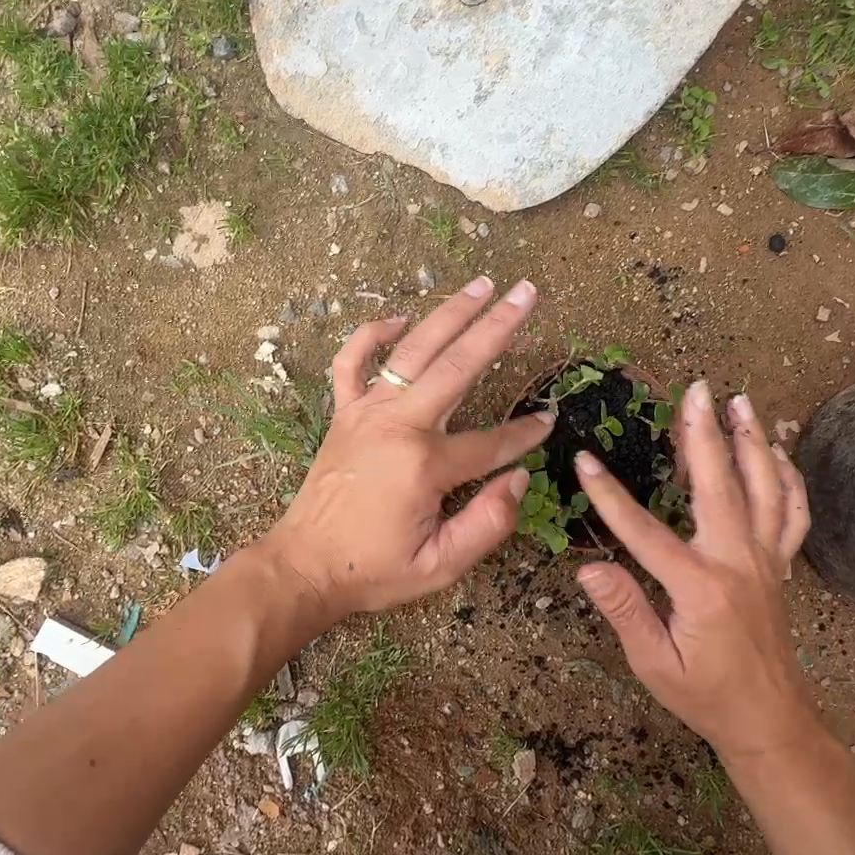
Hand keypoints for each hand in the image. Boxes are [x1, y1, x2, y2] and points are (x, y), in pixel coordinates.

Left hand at [263, 276, 553, 620]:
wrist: (305, 566)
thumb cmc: (374, 570)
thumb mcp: (440, 566)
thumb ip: (487, 524)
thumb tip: (519, 478)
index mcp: (425, 464)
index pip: (492, 442)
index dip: (525, 434)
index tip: (549, 420)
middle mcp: (397, 425)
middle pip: (458, 365)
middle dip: (498, 327)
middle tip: (527, 293)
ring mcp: (366, 412)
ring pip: (413, 350)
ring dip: (449, 313)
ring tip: (482, 285)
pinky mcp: (343, 413)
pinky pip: (352, 362)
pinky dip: (372, 335)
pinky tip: (400, 320)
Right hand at [573, 380, 815, 761]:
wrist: (771, 721)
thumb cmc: (706, 696)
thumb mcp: (654, 664)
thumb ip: (624, 612)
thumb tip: (586, 571)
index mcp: (700, 587)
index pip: (645, 533)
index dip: (610, 497)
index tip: (584, 460)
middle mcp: (739, 562)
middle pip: (721, 486)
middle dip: (705, 433)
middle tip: (696, 389)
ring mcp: (767, 560)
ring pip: (765, 488)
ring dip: (753, 440)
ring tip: (741, 401)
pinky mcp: (780, 565)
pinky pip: (793, 513)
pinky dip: (787, 477)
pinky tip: (776, 450)